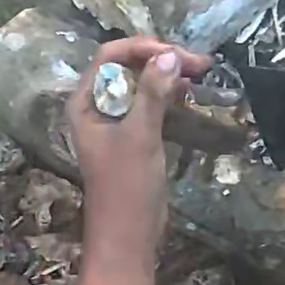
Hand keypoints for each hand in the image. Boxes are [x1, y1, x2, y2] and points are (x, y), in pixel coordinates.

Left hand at [66, 38, 210, 240]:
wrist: (128, 235)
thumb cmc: (126, 186)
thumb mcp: (140, 136)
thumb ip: (152, 94)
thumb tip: (170, 56)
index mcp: (85, 102)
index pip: (110, 56)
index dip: (143, 48)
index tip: (177, 55)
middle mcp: (96, 106)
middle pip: (126, 66)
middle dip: (160, 59)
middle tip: (198, 64)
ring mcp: (114, 120)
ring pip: (140, 83)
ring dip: (167, 74)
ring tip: (199, 73)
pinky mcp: (132, 134)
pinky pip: (148, 102)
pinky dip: (167, 94)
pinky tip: (188, 93)